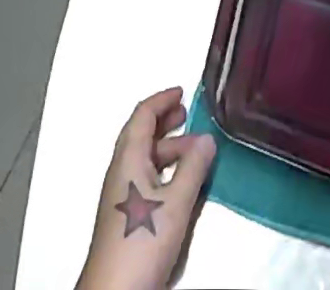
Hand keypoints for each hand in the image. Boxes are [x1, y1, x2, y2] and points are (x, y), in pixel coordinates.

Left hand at [75, 88, 216, 289]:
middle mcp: (121, 169)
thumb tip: (207, 138)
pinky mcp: (126, 213)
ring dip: (168, 146)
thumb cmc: (142, 239)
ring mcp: (122, 192)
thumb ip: (193, 168)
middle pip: (141, 133)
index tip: (182, 90)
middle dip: (164, 120)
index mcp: (128, 157)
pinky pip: (146, 176)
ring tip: (195, 147)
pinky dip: (165, 167)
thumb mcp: (176, 203)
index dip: (161, 100)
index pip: (142, 115)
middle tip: (188, 113)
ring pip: (145, 156)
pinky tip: (182, 180)